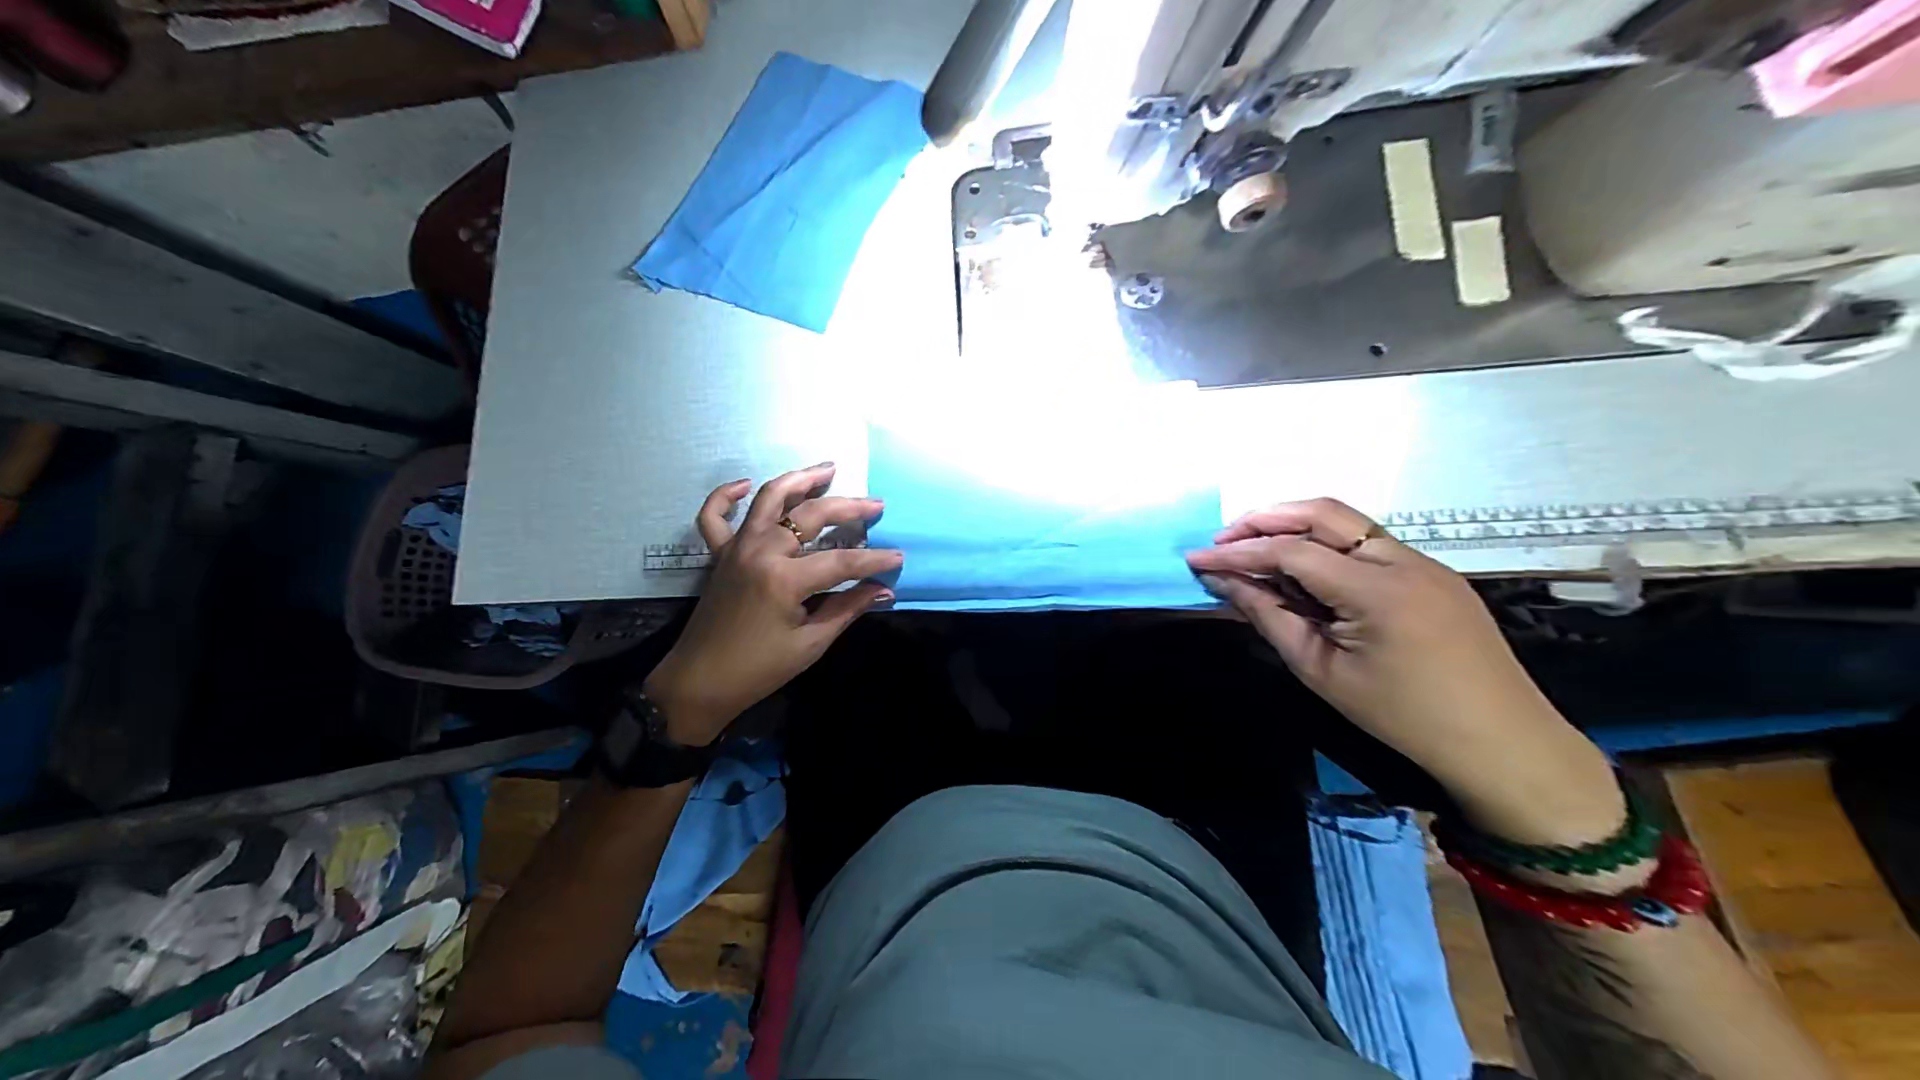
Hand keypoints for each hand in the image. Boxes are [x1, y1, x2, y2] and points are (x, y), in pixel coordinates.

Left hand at [644, 463, 900, 745]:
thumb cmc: (759, 669)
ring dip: (799, 480)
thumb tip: (884, 588)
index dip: (875, 560)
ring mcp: (736, 548)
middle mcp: (760, 551)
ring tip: (826, 469)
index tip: (898, 558)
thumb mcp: (811, 643)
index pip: (842, 560)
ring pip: (769, 499)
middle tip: (876, 505)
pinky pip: (715, 516)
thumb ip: (848, 608)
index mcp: (784, 579)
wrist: (700, 682)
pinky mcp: (719, 554)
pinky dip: (727, 495)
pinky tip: (748, 484)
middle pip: (810, 516)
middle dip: (848, 507)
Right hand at [1186, 498, 1624, 846]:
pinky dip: (1326, 544)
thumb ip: (1270, 617)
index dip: (1237, 552)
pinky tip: (1303, 569)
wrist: (1502, 742)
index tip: (1196, 559)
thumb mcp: (1322, 671)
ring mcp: (1424, 561)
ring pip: (1347, 521)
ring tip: (1254, 547)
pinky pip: (1368, 543)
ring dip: (1296, 524)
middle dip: (1265, 518)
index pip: (1290, 550)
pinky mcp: (1433, 572)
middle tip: (1222, 538)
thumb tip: (1225, 581)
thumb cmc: (1402, 716)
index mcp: (1376, 589)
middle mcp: (1403, 559)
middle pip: (1322, 511)